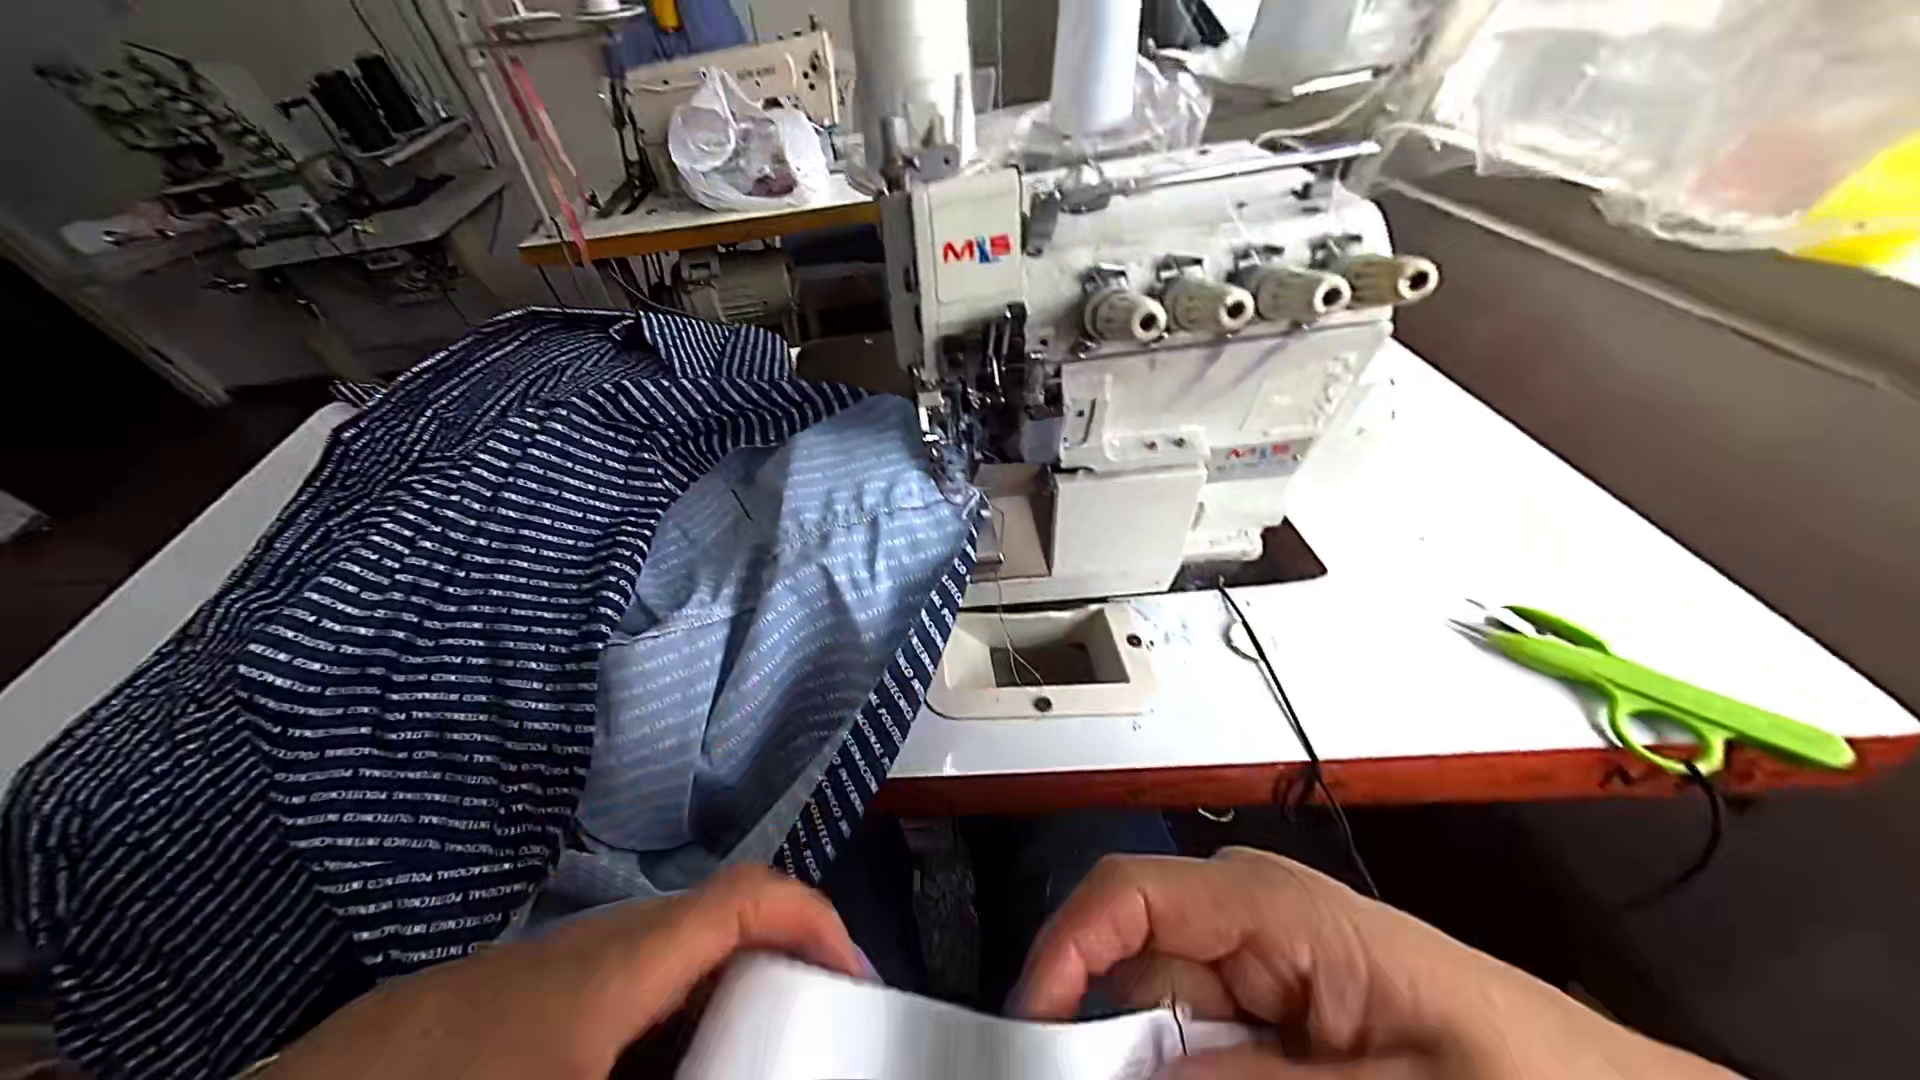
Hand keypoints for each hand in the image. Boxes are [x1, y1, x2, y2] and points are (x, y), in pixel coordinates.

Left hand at [261, 865, 862, 1079]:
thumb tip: (739, 1060)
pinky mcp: (514, 999)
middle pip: (718, 922)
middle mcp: (594, 946)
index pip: (746, 895)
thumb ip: (677, 1067)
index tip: (853, 981)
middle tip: (809, 1026)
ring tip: (742, 1051)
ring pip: (668, 958)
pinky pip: (619, 991)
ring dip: (720, 995)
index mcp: (619, 963)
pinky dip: (662, 1020)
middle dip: (778, 964)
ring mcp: (550, 969)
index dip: (813, 919)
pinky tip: (651, 1067)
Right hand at [1015, 848, 1739, 1078]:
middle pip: (1134, 974)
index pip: (1128, 897)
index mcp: (1265, 905)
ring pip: (1162, 1025)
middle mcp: (1242, 922)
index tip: (1029, 1038)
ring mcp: (1257, 967)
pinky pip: (1204, 1051)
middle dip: (1111, 1051)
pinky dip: (1192, 1077)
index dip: (1066, 951)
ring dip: (1156, 1074)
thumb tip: (1139, 1076)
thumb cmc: (1530, 1077)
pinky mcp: (1271, 1014)